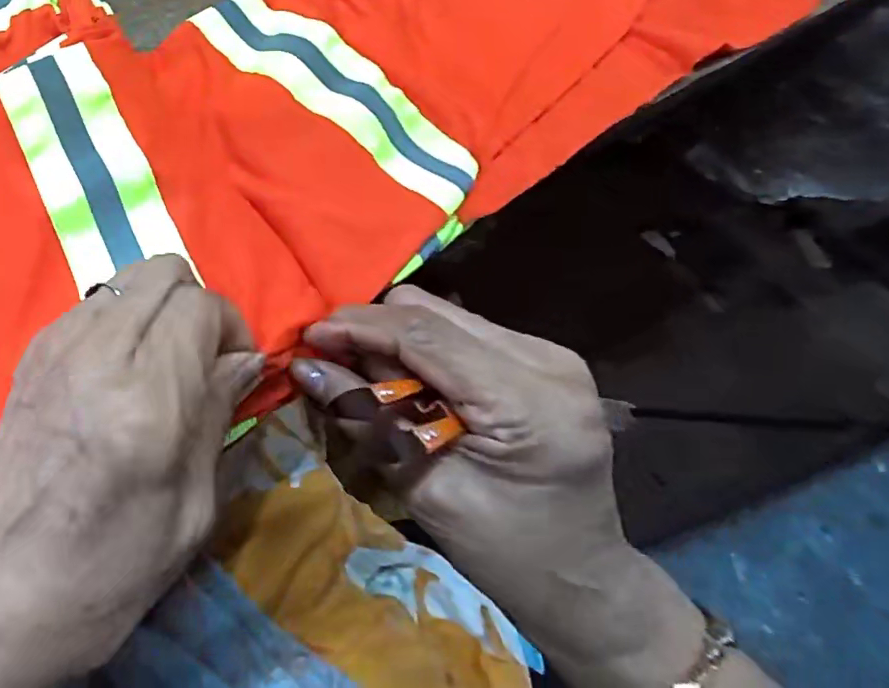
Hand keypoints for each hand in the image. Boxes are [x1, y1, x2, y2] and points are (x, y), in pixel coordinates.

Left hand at [0, 255, 264, 687]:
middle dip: (198, 305)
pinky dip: (125, 317)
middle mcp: (99, 353)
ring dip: (160, 306)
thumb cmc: (103, 571)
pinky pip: (99, 300)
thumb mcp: (190, 510)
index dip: (233, 329)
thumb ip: (218, 415)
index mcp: (146, 399)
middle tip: (203, 357)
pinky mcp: (35, 348)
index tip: (237, 369)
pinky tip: (123, 368)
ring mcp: (58, 344)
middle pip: (166, 271)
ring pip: (131, 276)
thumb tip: (246, 360)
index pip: (203, 306)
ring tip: (164, 360)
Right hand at [290, 286, 734, 687]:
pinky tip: (414, 383)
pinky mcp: (541, 354)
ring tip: (372, 377)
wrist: (583, 579)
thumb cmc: (507, 555)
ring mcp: (548, 351)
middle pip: (432, 309)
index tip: (309, 336)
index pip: (424, 336)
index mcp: (527, 401)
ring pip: (443, 312)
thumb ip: (367, 419)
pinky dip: (425, 347)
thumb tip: (305, 367)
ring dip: (397, 337)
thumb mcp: (427, 491)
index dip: (359, 328)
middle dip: (374, 330)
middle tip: (335, 362)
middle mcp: (545, 358)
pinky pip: (462, 328)